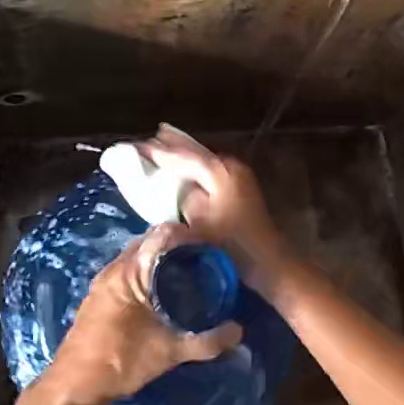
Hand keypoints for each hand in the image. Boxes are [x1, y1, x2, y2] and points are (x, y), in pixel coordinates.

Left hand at [35, 222, 242, 404]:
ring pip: (137, 258)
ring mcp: (103, 283)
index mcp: (129, 271)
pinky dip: (147, 273)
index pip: (161, 234)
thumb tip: (239, 332)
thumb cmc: (120, 362)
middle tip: (205, 260)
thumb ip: (206, 342)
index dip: (188, 235)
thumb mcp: (168, 352)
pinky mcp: (99, 298)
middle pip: (149, 243)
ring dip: (161, 260)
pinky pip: (128, 273)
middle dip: (177, 246)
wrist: (74, 386)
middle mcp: (113, 269)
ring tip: (190, 274)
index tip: (211, 246)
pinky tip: (164, 293)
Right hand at [140, 124, 292, 293]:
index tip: (135, 146)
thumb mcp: (198, 222)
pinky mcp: (241, 187)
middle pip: (194, 151)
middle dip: (170, 146)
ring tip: (158, 148)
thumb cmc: (232, 245)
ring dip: (182, 155)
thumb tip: (176, 184)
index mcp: (219, 172)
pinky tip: (181, 169)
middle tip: (144, 142)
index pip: (182, 155)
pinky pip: (210, 170)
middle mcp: (230, 166)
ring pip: (202, 159)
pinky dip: (193, 167)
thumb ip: (184, 196)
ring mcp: (238, 176)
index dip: (157, 151)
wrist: (268, 263)